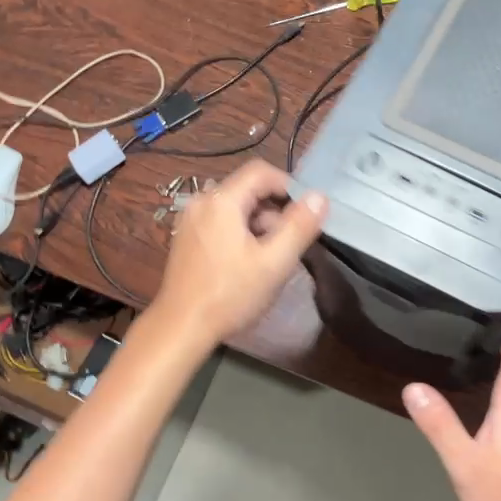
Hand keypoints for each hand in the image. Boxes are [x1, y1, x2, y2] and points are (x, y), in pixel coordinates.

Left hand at [150, 160, 326, 345]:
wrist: (181, 328)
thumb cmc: (230, 294)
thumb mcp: (274, 262)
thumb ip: (300, 226)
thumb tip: (320, 197)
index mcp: (221, 200)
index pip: (262, 172)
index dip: (289, 186)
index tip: (307, 213)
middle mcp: (202, 202)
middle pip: (248, 189)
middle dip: (275, 210)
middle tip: (290, 242)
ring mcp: (191, 220)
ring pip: (236, 208)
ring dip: (260, 224)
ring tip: (272, 257)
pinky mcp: (187, 239)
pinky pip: (222, 222)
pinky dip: (241, 233)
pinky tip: (249, 263)